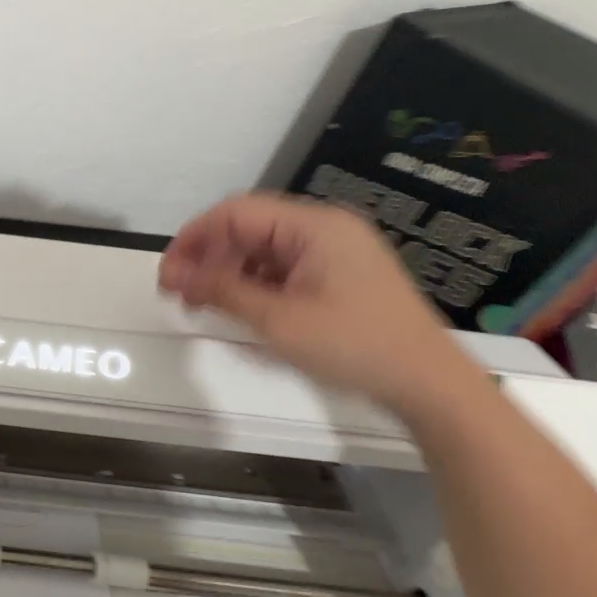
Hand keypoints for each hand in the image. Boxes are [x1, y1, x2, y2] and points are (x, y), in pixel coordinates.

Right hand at [158, 193, 484, 415]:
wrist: (429, 384)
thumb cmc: (356, 345)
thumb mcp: (278, 319)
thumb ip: (221, 290)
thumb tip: (174, 273)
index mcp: (315, 225)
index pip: (235, 213)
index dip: (193, 238)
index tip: (167, 274)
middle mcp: (325, 228)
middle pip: (248, 227)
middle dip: (207, 255)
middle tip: (178, 292)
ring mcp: (335, 251)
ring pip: (262, 248)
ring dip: (227, 271)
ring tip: (202, 303)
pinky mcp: (339, 274)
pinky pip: (282, 266)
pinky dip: (253, 282)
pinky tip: (238, 307)